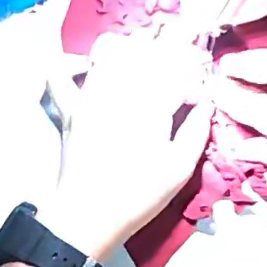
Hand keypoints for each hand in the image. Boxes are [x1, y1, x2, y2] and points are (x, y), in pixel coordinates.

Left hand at [43, 32, 211, 259]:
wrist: (88, 216)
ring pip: (110, 51)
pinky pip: (62, 74)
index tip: (194, 103)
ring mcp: (90, 95)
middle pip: (146, 51)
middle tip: (175, 85)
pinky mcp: (70, 109)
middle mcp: (119, 88)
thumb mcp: (180, 168)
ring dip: (132, 52)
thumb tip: (205, 106)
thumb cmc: (138, 195)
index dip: (192, 83)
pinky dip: (71, 63)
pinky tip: (87, 66)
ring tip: (144, 70)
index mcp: (151, 102)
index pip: (178, 72)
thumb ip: (196, 131)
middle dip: (167, 59)